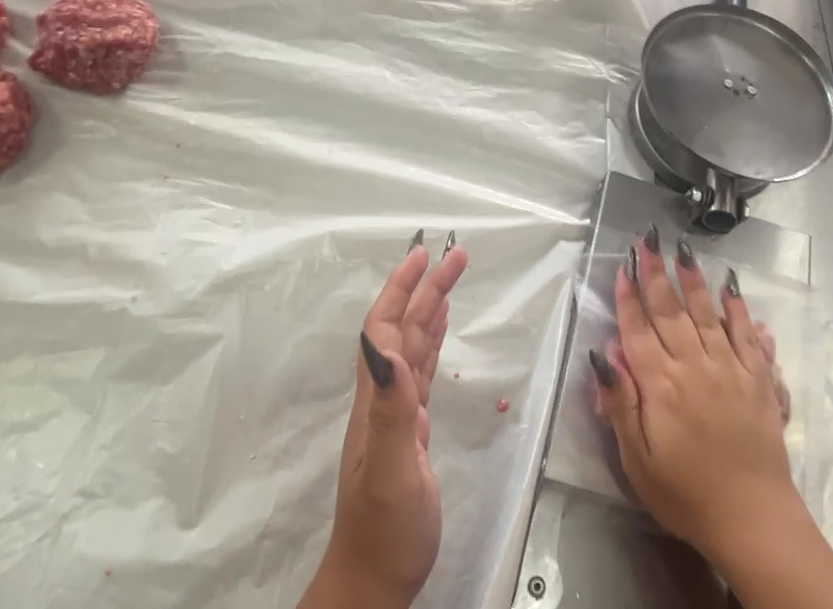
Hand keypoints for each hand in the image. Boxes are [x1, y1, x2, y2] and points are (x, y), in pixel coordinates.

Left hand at [300, 231, 467, 608]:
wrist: (375, 576)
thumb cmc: (386, 528)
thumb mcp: (392, 470)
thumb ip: (391, 409)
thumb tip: (387, 346)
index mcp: (377, 398)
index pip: (386, 329)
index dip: (401, 290)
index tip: (423, 256)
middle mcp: (384, 396)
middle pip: (404, 329)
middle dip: (426, 289)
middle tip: (457, 255)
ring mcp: (398, 412)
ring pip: (415, 346)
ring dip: (432, 309)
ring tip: (452, 278)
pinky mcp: (413, 428)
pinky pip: (424, 371)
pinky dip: (435, 342)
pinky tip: (442, 328)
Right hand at [589, 227, 796, 561]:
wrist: (753, 518)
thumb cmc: (684, 493)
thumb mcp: (637, 458)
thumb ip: (621, 403)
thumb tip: (604, 355)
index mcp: (661, 385)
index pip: (638, 329)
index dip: (628, 296)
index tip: (622, 265)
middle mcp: (695, 366)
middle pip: (670, 311)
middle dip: (657, 272)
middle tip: (649, 239)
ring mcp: (730, 370)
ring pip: (706, 314)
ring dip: (693, 279)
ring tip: (683, 250)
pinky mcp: (758, 380)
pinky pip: (746, 335)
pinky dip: (738, 308)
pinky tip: (731, 287)